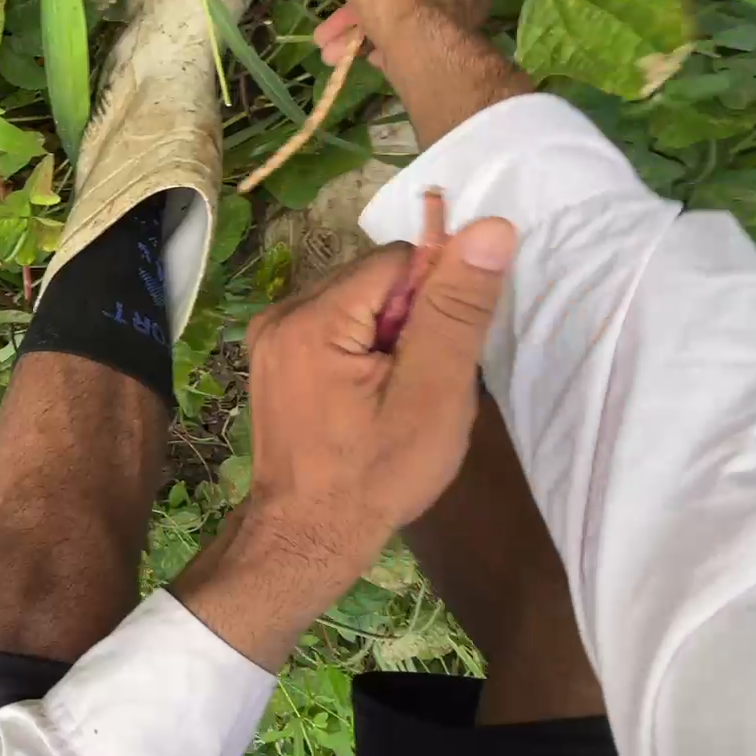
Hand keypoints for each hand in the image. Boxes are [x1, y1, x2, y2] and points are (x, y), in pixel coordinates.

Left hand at [172, 219, 517, 669]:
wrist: (306, 527)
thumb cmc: (375, 472)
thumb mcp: (433, 392)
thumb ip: (456, 308)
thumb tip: (488, 228)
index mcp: (311, 318)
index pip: (394, 259)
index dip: (431, 298)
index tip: (432, 355)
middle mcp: (278, 314)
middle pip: (369, 278)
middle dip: (404, 318)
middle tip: (408, 382)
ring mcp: (266, 335)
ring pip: (351, 301)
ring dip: (382, 335)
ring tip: (383, 394)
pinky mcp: (268, 355)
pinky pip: (327, 325)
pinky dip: (355, 347)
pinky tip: (359, 395)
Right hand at [312, 0, 487, 70]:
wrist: (420, 44)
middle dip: (354, 13)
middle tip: (327, 32)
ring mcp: (458, 6)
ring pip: (399, 15)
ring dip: (358, 34)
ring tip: (329, 54)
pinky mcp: (449, 37)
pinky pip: (409, 36)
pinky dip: (381, 45)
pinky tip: (356, 57)